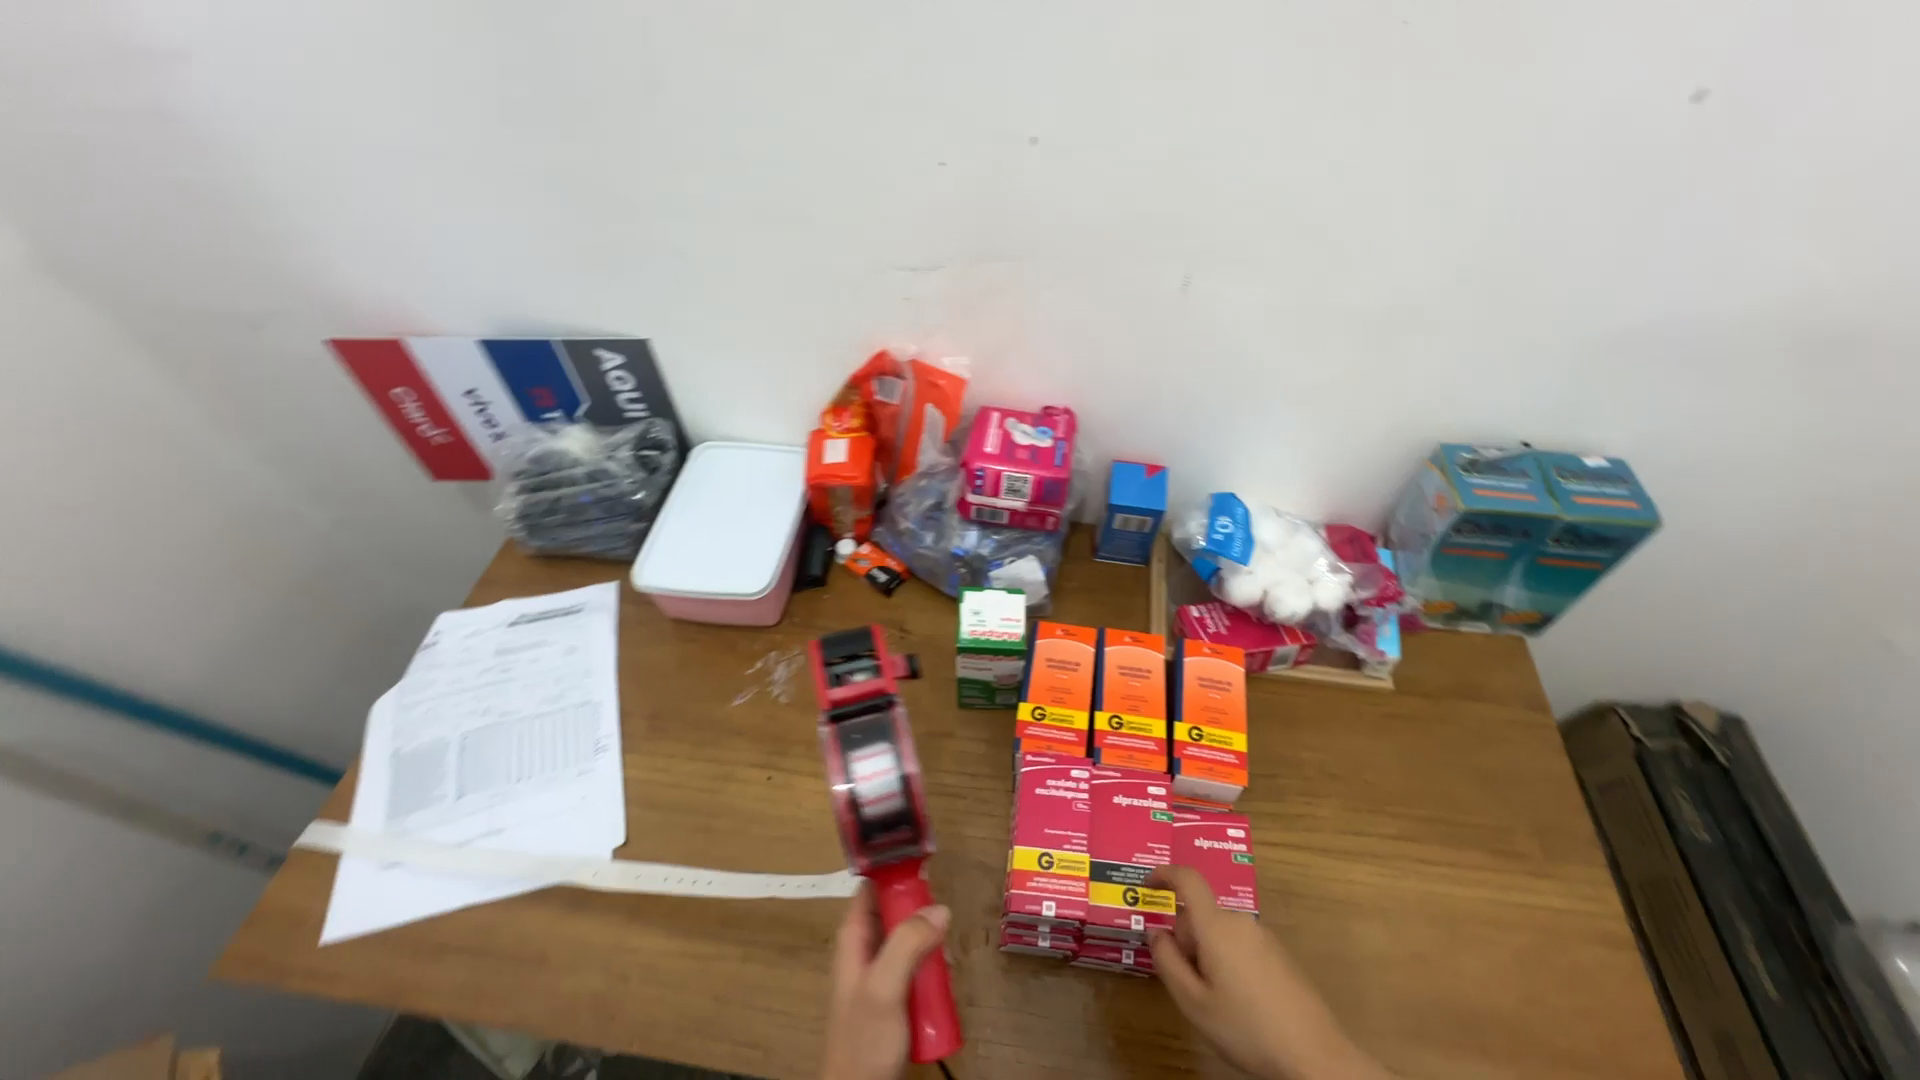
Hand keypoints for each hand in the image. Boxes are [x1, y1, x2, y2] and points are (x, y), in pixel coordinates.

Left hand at [819, 884, 950, 1079]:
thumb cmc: (865, 1039)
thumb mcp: (885, 987)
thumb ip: (907, 944)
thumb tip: (939, 909)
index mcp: (853, 938)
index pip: (870, 887)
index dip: (893, 872)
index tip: (924, 864)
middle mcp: (865, 948)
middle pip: (895, 910)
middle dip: (920, 910)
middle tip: (944, 917)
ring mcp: (880, 971)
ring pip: (909, 938)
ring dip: (930, 941)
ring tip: (947, 953)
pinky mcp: (895, 993)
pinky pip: (917, 965)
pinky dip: (932, 966)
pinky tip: (944, 977)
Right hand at [1148, 866, 1388, 1079]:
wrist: (1314, 1056)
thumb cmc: (1246, 1027)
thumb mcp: (1193, 1002)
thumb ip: (1166, 961)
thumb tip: (1156, 931)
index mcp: (1216, 926)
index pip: (1188, 880)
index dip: (1164, 874)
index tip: (1147, 886)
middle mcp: (1241, 921)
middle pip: (1200, 915)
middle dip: (1185, 940)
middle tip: (1187, 984)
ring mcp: (1264, 937)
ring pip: (1219, 933)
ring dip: (1207, 955)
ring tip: (1215, 1000)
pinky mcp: (1279, 955)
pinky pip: (1239, 945)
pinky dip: (1228, 962)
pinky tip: (1240, 1002)